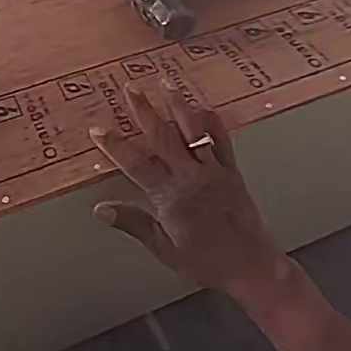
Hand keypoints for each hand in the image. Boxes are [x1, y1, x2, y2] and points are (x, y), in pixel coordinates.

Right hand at [89, 82, 290, 305]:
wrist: (253, 267)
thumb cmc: (205, 262)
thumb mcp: (164, 248)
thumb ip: (133, 223)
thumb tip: (100, 210)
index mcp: (170, 196)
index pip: (135, 164)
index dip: (114, 145)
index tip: (97, 129)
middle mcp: (191, 177)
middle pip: (162, 137)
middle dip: (144, 110)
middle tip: (130, 87)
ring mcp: (214, 171)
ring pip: (193, 131)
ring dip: (178, 105)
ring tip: (167, 82)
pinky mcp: (232, 172)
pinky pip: (222, 141)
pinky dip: (212, 122)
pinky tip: (203, 107)